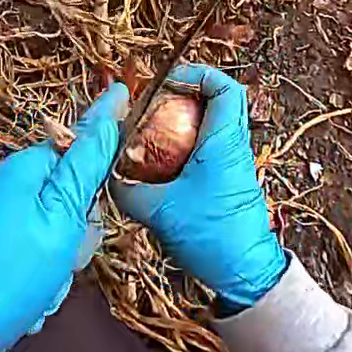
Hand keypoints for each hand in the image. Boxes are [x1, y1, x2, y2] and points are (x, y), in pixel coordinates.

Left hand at [0, 84, 127, 351]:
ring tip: (44, 284)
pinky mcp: (0, 249)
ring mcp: (4, 218)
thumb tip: (107, 113)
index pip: (80, 143)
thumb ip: (86, 166)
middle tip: (67, 256)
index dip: (103, 158)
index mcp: (28, 167)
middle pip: (74, 197)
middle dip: (80, 232)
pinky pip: (42, 257)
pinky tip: (30, 301)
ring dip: (62, 263)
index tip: (115, 166)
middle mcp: (13, 186)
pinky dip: (44, 281)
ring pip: (62, 233)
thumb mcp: (61, 217)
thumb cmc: (11, 271)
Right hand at [110, 64, 285, 313]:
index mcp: (223, 144)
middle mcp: (233, 147)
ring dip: (184, 117)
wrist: (247, 277)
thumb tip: (104, 173)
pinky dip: (184, 141)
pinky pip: (207, 145)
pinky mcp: (228, 180)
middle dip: (184, 93)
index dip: (198, 74)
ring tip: (151, 126)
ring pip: (213, 122)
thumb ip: (125, 189)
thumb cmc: (212, 239)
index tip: (168, 79)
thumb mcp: (158, 211)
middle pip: (218, 100)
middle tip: (153, 100)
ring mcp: (233, 164)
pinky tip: (159, 158)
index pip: (225, 89)